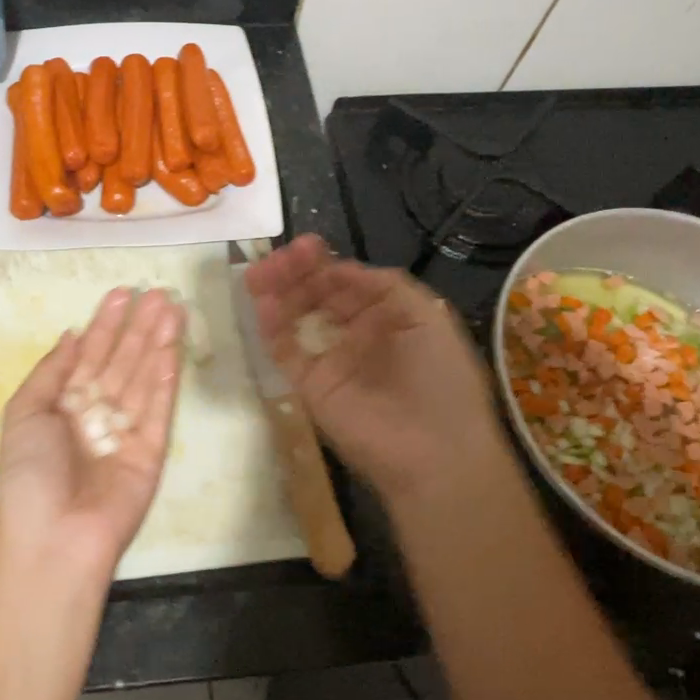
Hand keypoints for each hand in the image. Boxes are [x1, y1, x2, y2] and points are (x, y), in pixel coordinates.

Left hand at [0, 288, 185, 575]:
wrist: (53, 536)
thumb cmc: (29, 472)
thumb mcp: (23, 412)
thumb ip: (52, 371)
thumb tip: (70, 333)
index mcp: (63, 405)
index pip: (89, 356)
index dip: (104, 325)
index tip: (121, 294)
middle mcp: (96, 413)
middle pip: (121, 361)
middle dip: (138, 327)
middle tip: (157, 292)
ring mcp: (126, 432)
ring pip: (143, 377)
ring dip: (157, 343)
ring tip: (171, 308)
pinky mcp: (152, 452)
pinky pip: (159, 409)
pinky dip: (166, 378)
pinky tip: (172, 348)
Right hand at [244, 234, 500, 501]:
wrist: (434, 452)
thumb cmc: (441, 379)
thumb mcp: (427, 317)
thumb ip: (387, 286)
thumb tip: (342, 268)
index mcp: (388, 317)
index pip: (346, 281)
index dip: (324, 263)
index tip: (303, 247)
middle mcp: (357, 334)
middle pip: (317, 295)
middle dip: (296, 273)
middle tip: (275, 259)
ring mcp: (331, 360)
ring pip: (296, 318)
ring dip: (278, 293)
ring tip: (259, 275)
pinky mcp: (310, 386)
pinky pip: (285, 350)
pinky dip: (272, 326)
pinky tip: (263, 304)